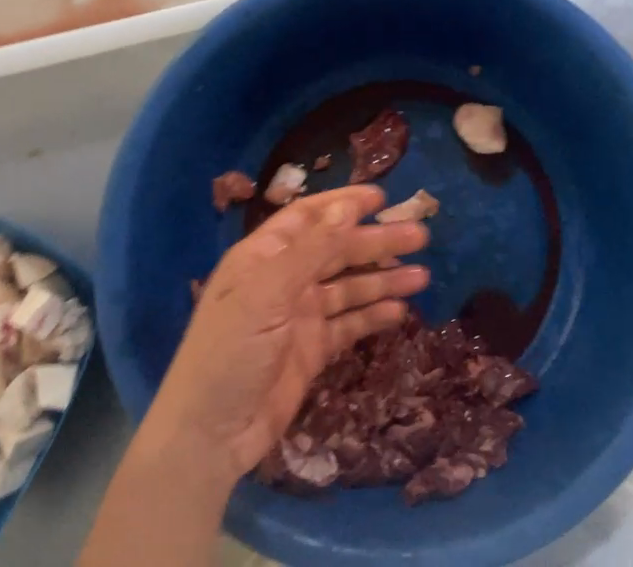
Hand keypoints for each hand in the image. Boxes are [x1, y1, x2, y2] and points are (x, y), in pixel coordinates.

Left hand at [139, 185, 429, 480]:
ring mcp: (298, 317)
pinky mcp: (311, 350)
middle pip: (336, 251)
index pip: (308, 218)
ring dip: (383, 280)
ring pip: (348, 288)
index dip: (343, 204)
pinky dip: (373, 315)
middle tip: (420, 236)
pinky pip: (349, 324)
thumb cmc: (230, 352)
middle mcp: (282, 281)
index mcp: (262, 258)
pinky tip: (400, 311)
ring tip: (422, 276)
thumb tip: (348, 208)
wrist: (210, 433)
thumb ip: (310, 250)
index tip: (382, 198)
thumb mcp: (267, 293)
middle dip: (376, 243)